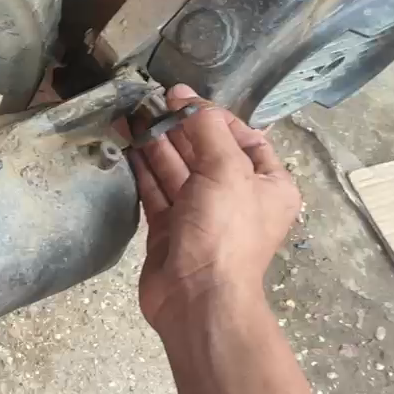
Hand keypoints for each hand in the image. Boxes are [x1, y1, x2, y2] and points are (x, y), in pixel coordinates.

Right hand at [129, 85, 300, 329]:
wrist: (197, 297)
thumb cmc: (224, 231)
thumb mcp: (226, 170)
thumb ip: (205, 128)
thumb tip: (182, 95)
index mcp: (267, 183)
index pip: (244, 137)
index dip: (214, 116)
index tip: (181, 98)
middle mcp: (236, 196)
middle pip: (205, 152)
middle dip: (178, 127)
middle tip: (147, 102)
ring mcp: (200, 213)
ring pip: (177, 170)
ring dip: (156, 144)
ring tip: (131, 117)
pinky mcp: (169, 228)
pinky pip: (156, 190)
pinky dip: (143, 169)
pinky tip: (127, 146)